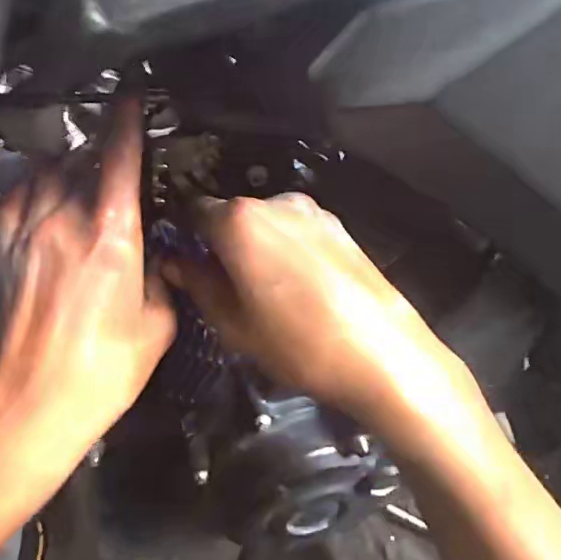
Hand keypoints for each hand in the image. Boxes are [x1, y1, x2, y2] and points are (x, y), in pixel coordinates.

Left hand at [0, 99, 175, 492]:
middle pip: (81, 161)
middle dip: (101, 150)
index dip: (126, 122)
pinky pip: (16, 200)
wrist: (32, 404)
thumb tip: (153, 265)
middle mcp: (65, 222)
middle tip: (118, 155)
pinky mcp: (2, 252)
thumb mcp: (157, 327)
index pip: (119, 160)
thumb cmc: (103, 370)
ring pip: (46, 175)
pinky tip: (45, 199)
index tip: (131, 97)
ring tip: (84, 175)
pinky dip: (34, 190)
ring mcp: (26, 234)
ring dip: (68, 167)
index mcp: (111, 236)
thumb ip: (161, 282)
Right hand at [162, 193, 482, 447]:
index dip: (181, 235)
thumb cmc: (302, 345)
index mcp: (240, 221)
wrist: (383, 355)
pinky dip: (284, 251)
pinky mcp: (338, 228)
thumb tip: (177, 262)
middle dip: (219, 243)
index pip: (191, 210)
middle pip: (230, 214)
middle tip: (219, 285)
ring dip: (254, 247)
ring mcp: (312, 213)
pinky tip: (296, 290)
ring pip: (264, 223)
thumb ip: (197, 283)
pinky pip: (295, 232)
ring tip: (264, 295)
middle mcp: (276, 203)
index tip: (180, 258)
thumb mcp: (233, 324)